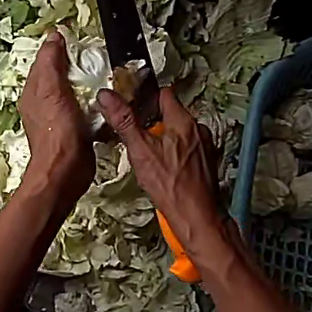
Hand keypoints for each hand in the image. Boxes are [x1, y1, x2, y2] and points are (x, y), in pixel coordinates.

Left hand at [15, 30, 94, 215]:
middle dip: (78, 65)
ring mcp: (61, 118)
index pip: (45, 60)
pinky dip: (97, 105)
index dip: (59, 47)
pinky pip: (88, 111)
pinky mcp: (77, 130)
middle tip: (96, 55)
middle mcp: (45, 103)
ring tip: (106, 75)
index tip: (78, 39)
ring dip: (90, 85)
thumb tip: (53, 37)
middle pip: (62, 75)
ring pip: (76, 93)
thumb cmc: (57, 133)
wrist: (66, 171)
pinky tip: (107, 102)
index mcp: (34, 91)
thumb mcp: (51, 90)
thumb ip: (51, 62)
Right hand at [95, 87, 240, 271]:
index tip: (133, 106)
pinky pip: (186, 148)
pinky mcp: (205, 163)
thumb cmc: (171, 186)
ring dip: (164, 138)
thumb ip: (124, 121)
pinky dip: (174, 152)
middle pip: (171, 113)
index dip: (146, 98)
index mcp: (184, 121)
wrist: (196, 217)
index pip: (164, 94)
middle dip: (153, 121)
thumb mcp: (140, 151)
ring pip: (179, 132)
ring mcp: (204, 147)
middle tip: (136, 134)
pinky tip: (162, 167)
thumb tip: (107, 96)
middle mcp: (198, 130)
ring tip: (147, 153)